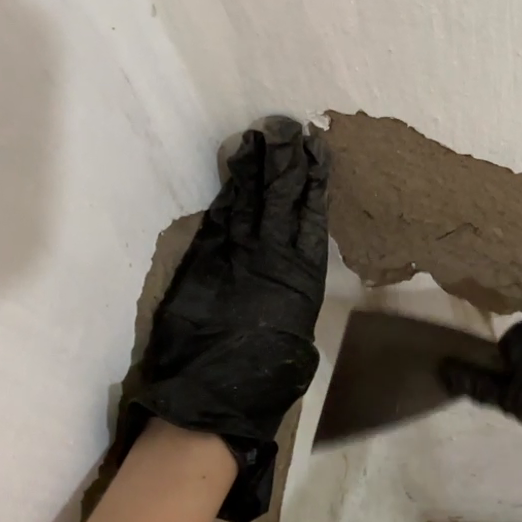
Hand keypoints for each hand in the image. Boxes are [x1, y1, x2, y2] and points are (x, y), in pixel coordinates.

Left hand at [117, 116, 328, 521]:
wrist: (216, 396)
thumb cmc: (267, 378)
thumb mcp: (298, 337)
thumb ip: (294, 299)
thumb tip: (290, 282)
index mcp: (302, 276)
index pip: (310, 213)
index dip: (314, 179)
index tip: (317, 149)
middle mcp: (273, 257)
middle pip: (281, 197)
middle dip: (286, 160)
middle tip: (289, 126)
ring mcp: (236, 254)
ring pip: (250, 199)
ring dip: (256, 166)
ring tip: (262, 135)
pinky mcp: (203, 260)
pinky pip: (221, 215)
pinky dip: (229, 189)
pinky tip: (234, 168)